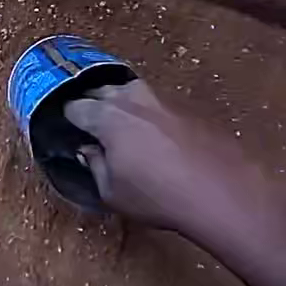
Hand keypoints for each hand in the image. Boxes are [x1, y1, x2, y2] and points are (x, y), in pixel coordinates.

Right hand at [63, 80, 273, 234]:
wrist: (221, 188)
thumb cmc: (158, 195)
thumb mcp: (112, 192)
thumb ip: (94, 165)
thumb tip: (88, 150)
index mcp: (107, 116)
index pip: (76, 106)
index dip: (67, 116)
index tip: (65, 126)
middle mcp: (131, 98)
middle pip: (101, 90)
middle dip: (90, 102)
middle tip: (86, 120)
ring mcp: (160, 98)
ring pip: (128, 90)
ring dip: (118, 101)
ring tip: (116, 120)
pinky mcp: (184, 105)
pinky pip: (153, 102)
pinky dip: (144, 111)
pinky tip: (149, 131)